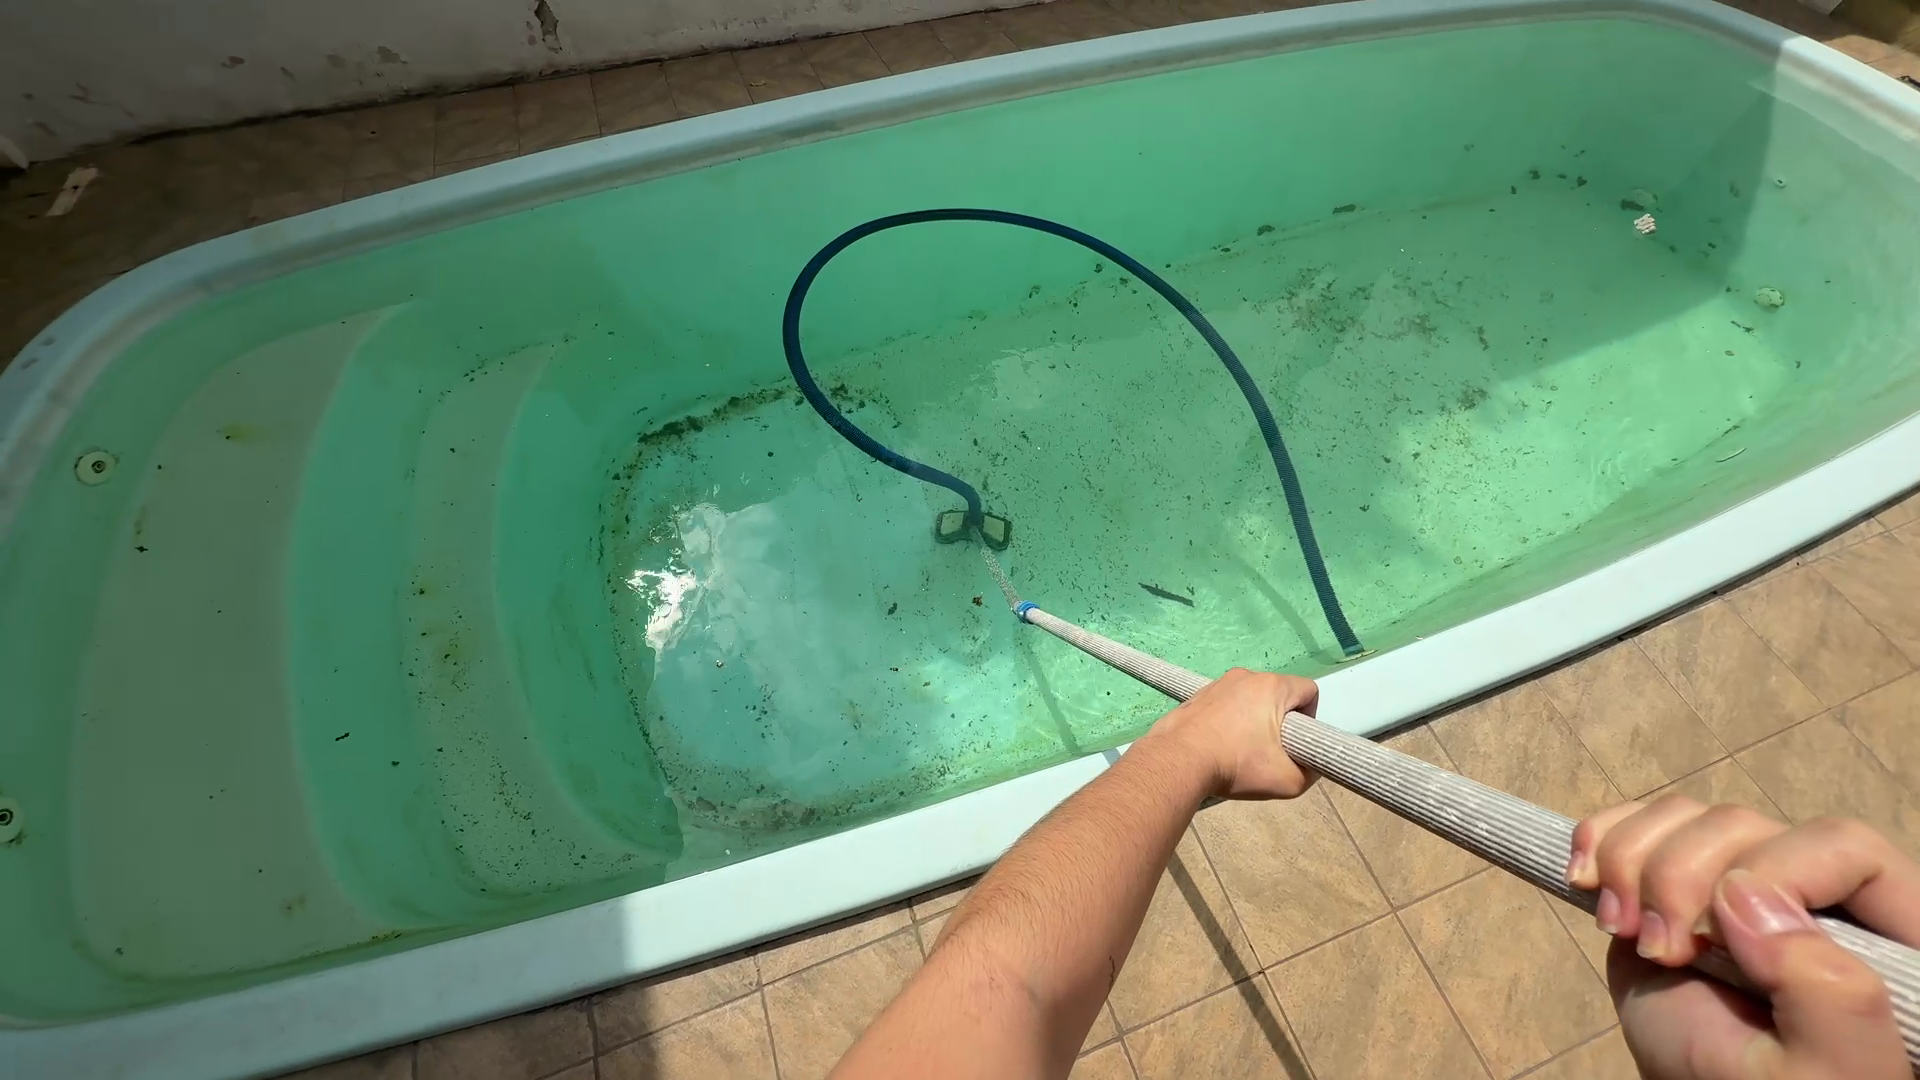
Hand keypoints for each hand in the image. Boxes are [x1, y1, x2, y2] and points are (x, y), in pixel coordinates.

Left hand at [1145, 668, 1316, 799]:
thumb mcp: (1290, 781)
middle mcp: (1244, 676)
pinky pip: (1225, 704)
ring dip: (1253, 721)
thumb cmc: (1236, 765)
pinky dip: (1229, 721)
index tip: (1296, 742)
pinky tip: (1220, 745)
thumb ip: (1311, 771)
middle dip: (1280, 721)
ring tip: (1242, 751)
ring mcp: (1217, 683)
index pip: (1308, 690)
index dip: (1310, 718)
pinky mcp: (1196, 695)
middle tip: (1270, 751)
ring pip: (1250, 699)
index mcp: (1270, 686)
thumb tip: (1308, 765)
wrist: (1178, 761)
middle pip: (1277, 694)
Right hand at [1567, 797, 1919, 1078]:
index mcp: (1887, 939)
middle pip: (1739, 826)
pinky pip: (1628, 817)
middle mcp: (1814, 891)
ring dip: (1625, 863)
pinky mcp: (1668, 872)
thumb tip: (1745, 892)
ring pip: (1677, 815)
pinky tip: (1585, 884)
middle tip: (1654, 947)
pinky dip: (1594, 840)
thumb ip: (1827, 994)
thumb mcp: (1825, 1073)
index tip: (1721, 936)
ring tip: (1619, 930)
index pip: (1843, 849)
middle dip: (1673, 880)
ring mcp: (1736, 877)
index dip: (1776, 869)